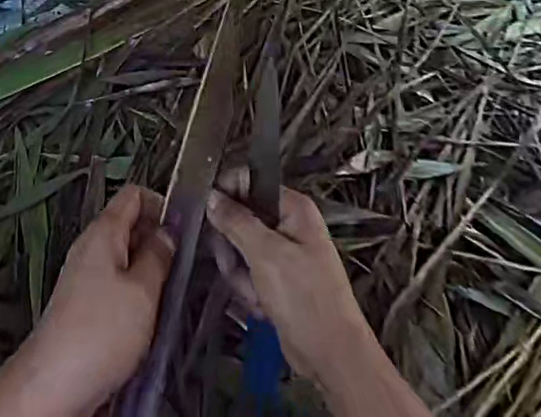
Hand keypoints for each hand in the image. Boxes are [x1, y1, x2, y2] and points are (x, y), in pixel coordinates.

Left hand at [0, 185, 173, 416]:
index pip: (134, 194)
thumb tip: (169, 231)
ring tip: (170, 292)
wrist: (53, 384)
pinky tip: (148, 314)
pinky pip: (116, 280)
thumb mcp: (143, 291)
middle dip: (158, 238)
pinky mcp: (83, 300)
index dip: (161, 204)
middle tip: (183, 265)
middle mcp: (91, 245)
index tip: (184, 230)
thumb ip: (159, 256)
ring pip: (125, 255)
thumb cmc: (102, 331)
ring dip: (149, 268)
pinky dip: (135, 289)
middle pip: (130, 222)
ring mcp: (85, 272)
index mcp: (103, 230)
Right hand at [205, 169, 374, 386]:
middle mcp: (288, 224)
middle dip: (233, 247)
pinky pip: (248, 273)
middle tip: (237, 265)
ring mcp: (282, 253)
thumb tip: (212, 196)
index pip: (249, 183)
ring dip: (240, 274)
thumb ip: (236, 221)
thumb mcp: (266, 254)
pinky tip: (262, 305)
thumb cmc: (306, 299)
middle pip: (239, 218)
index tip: (209, 211)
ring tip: (256, 292)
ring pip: (239, 249)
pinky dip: (249, 290)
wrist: (331, 357)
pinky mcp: (277, 279)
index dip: (226, 194)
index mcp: (293, 207)